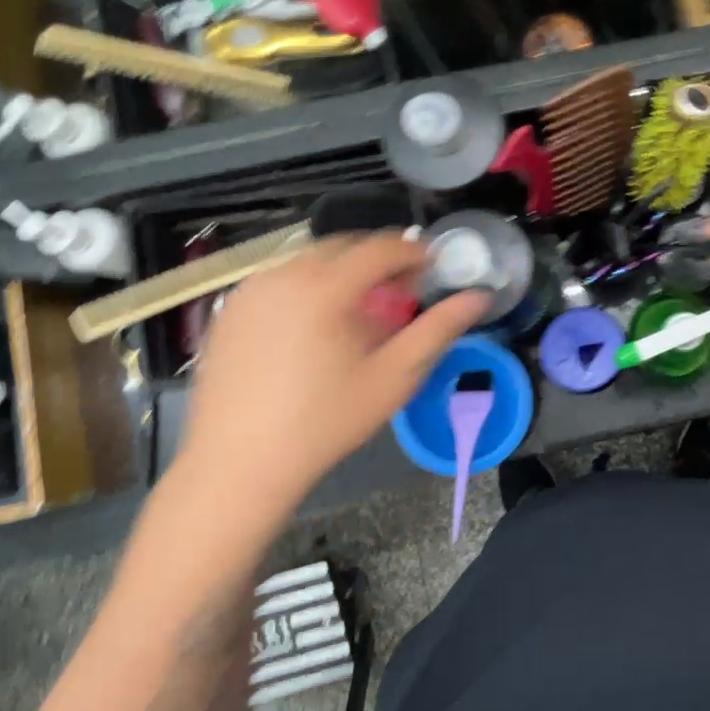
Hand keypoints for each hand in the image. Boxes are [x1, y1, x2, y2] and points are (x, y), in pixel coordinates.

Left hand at [175, 233, 489, 503]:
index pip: (381, 248)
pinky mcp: (230, 310)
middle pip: (343, 247)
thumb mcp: (393, 377)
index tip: (435, 268)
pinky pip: (280, 281)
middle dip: (378, 261)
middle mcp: (283, 275)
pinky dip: (308, 289)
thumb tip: (479, 297)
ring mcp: (250, 291)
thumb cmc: (325, 422)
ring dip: (342, 274)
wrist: (238, 463)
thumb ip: (438, 329)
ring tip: (360, 313)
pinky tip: (317, 329)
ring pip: (309, 262)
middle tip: (402, 292)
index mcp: (325, 286)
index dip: (414, 252)